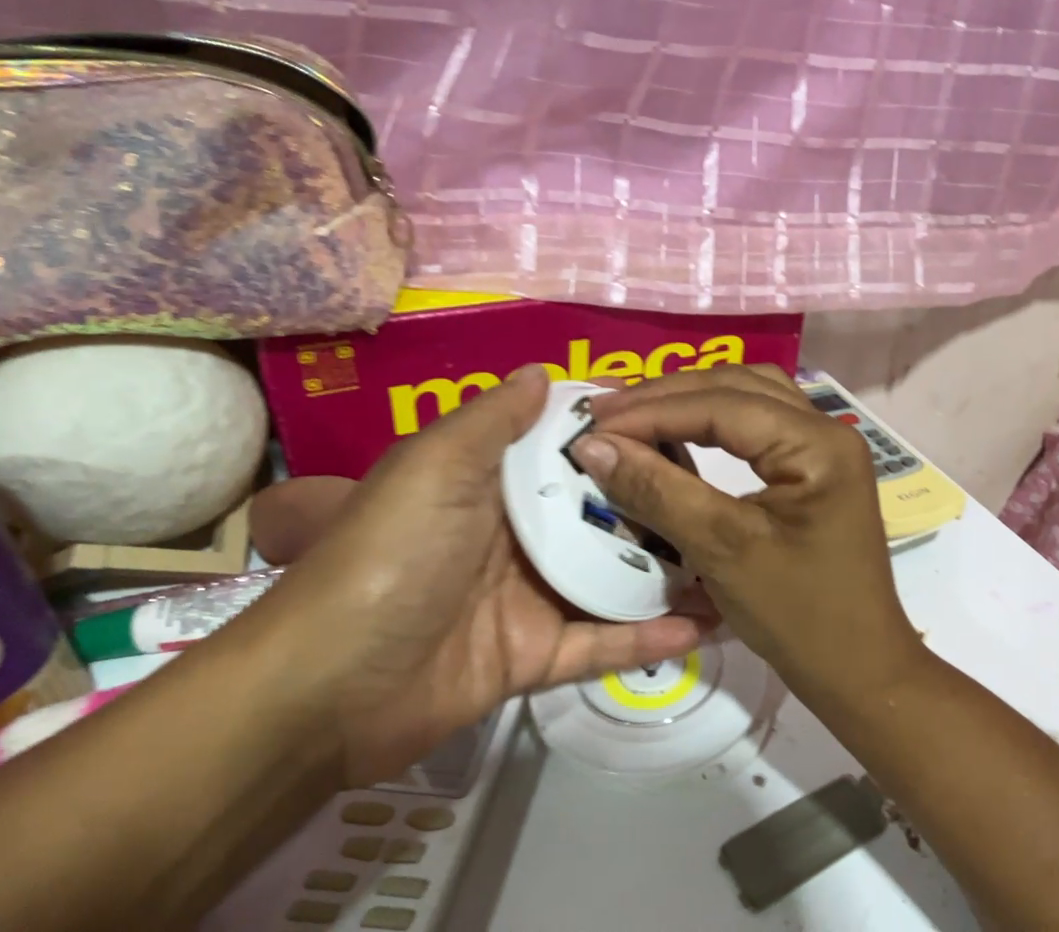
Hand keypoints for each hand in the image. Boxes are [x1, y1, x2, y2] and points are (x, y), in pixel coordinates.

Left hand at [237, 364, 709, 786]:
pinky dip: (645, 638)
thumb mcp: (433, 470)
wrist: (326, 690)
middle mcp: (513, 536)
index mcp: (489, 486)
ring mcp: (526, 599)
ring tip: (731, 565)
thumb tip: (544, 368)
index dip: (620, 438)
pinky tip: (702, 627)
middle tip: (725, 501)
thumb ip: (491, 421)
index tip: (683, 427)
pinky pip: (599, 644)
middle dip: (657, 510)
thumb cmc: (388, 558)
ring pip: (609, 582)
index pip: (567, 453)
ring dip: (664, 577)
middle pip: (599, 518)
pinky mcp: (533, 657)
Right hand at [569, 366, 921, 699]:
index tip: (592, 423)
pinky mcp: (814, 468)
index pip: (722, 405)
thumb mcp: (722, 550)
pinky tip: (681, 430)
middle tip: (605, 412)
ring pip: (749, 397)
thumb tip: (594, 446)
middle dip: (668, 396)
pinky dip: (715, 419)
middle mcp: (826, 431)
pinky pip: (759, 423)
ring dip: (691, 399)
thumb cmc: (797, 614)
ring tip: (634, 414)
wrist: (857, 666)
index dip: (652, 410)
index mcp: (817, 444)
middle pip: (737, 387)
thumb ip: (659, 490)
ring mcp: (824, 447)